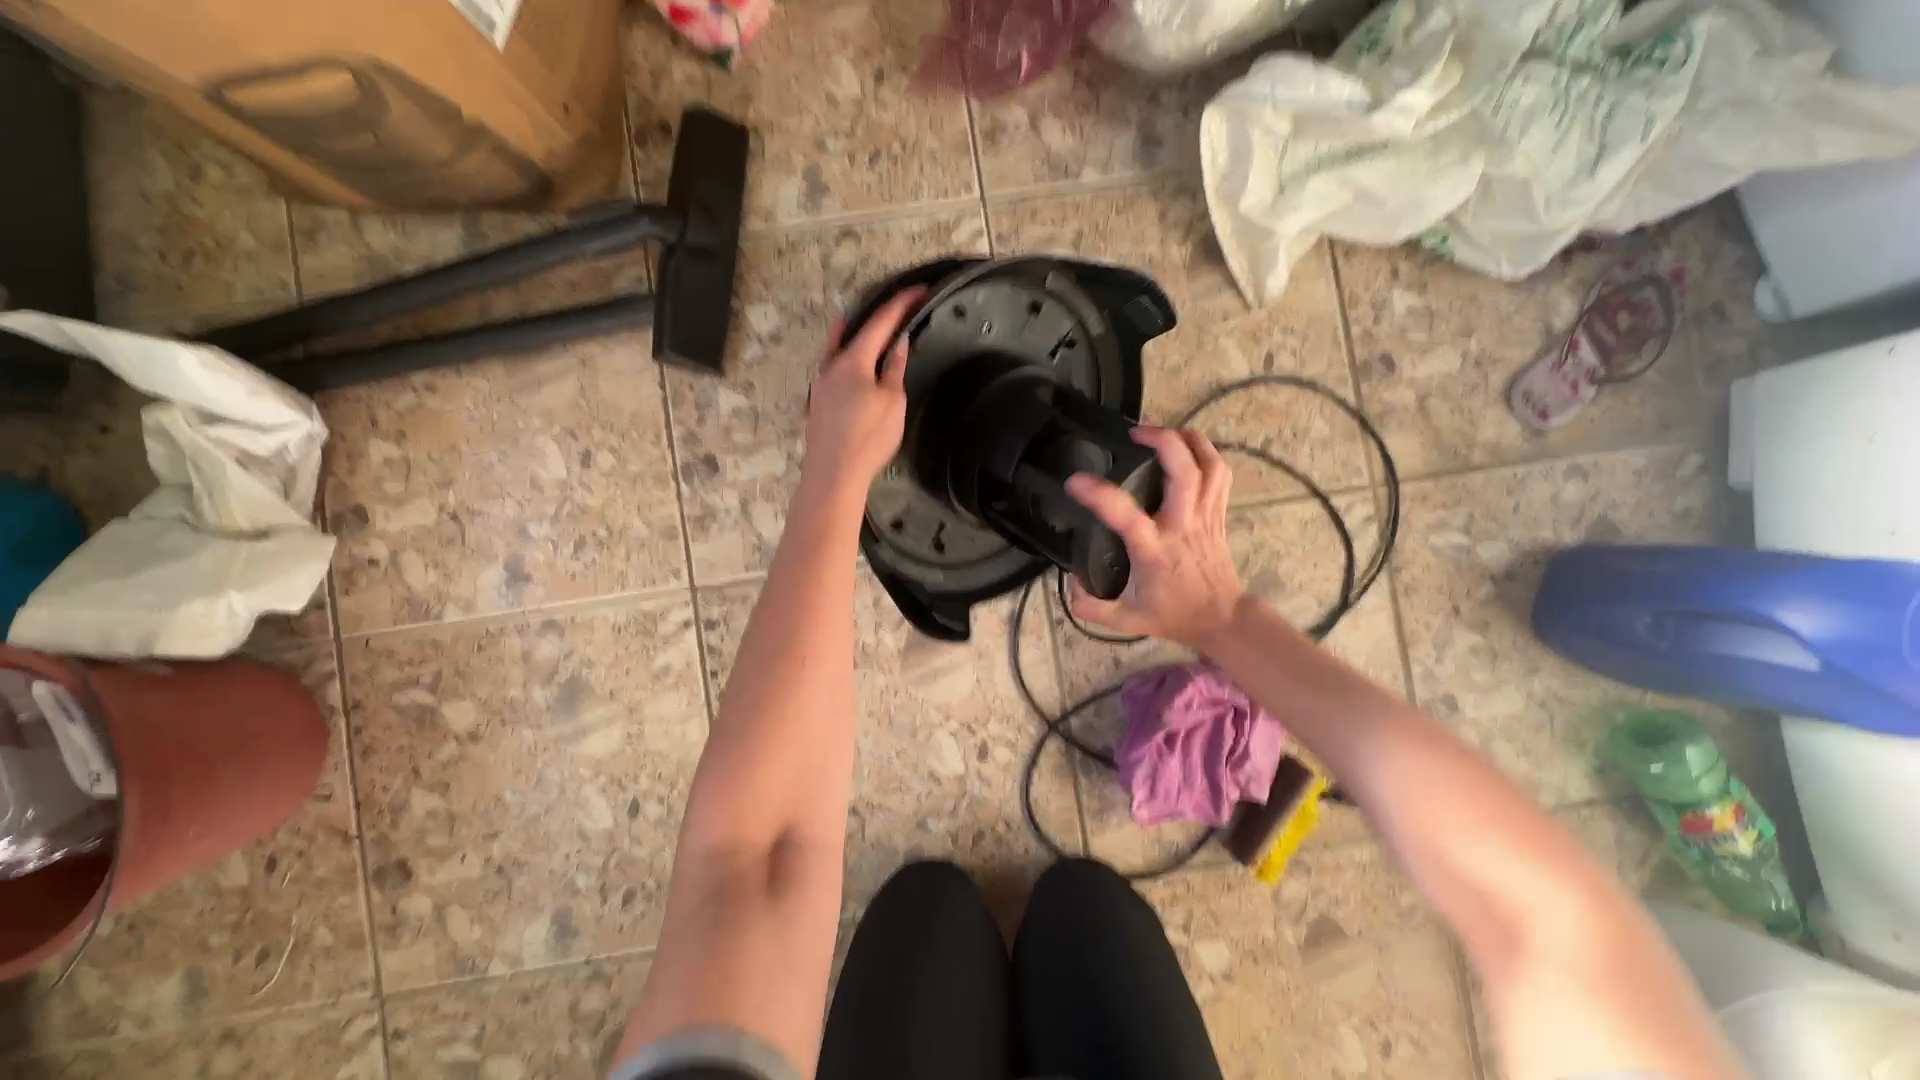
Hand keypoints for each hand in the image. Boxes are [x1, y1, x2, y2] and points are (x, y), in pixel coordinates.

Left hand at [801, 287, 926, 497]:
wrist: (833, 473)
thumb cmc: (867, 437)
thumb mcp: (893, 401)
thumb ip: (894, 368)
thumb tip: (898, 343)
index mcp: (853, 360)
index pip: (881, 322)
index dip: (902, 304)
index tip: (919, 290)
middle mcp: (831, 365)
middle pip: (854, 329)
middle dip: (876, 315)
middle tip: (895, 306)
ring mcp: (821, 384)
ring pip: (835, 347)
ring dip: (851, 332)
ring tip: (859, 321)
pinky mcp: (818, 402)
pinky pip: (830, 366)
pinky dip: (841, 354)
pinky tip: (844, 362)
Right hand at [1065, 427, 1244, 650]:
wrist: (1222, 619)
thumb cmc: (1173, 615)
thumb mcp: (1125, 620)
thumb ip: (1090, 606)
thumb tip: (1070, 580)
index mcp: (1155, 550)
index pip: (1125, 513)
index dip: (1098, 493)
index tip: (1075, 481)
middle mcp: (1182, 526)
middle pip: (1184, 471)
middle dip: (1162, 441)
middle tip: (1135, 433)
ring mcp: (1205, 517)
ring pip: (1208, 464)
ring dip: (1187, 440)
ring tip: (1162, 431)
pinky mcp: (1219, 513)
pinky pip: (1220, 473)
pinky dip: (1206, 452)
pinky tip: (1187, 446)